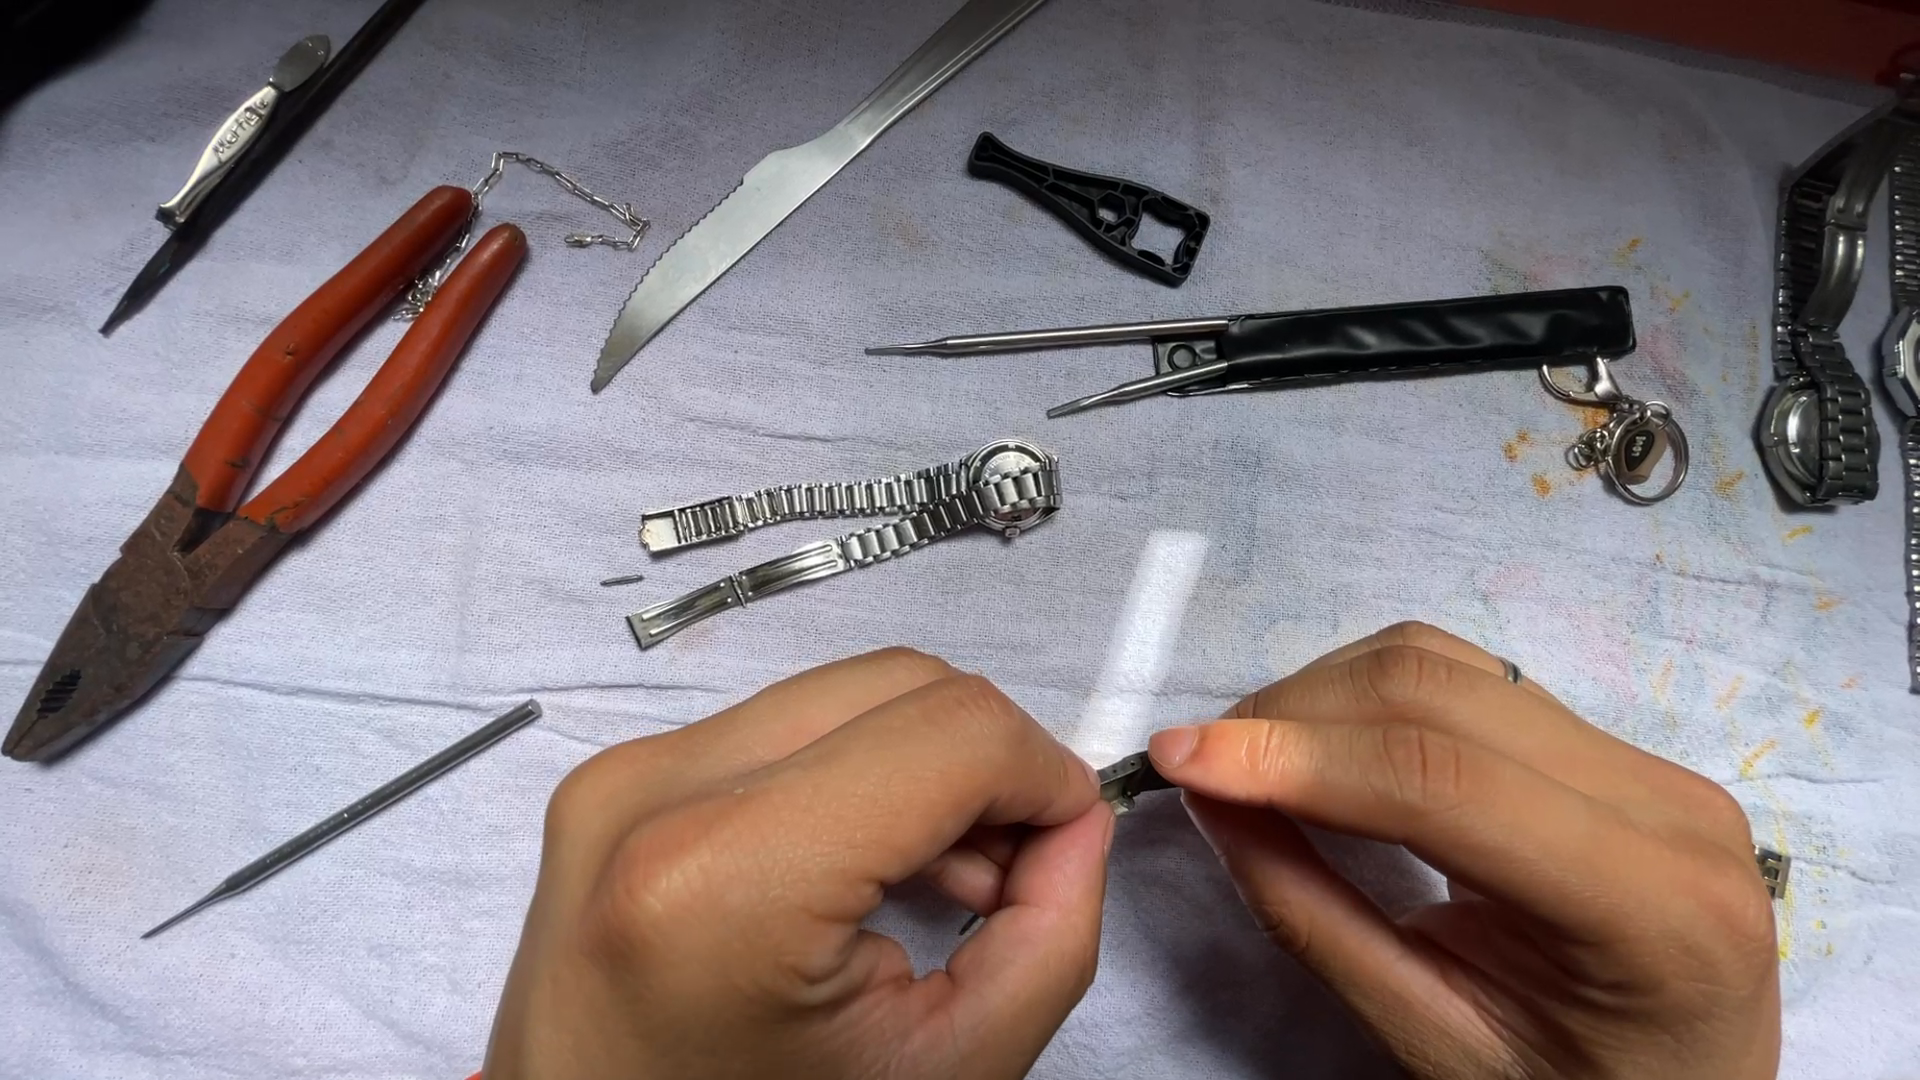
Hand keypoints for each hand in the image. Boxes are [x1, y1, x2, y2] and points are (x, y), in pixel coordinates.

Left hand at [481, 648, 1111, 1079]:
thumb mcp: (952, 1073)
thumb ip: (1051, 931)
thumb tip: (1075, 812)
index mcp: (726, 877)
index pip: (951, 731)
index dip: (1041, 768)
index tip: (1067, 829)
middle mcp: (660, 789)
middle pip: (903, 685)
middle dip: (988, 757)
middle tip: (1010, 853)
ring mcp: (630, 769)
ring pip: (852, 689)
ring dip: (927, 759)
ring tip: (946, 865)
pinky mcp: (624, 770)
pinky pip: (794, 718)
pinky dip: (864, 763)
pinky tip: (878, 851)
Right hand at [1148, 622, 1779, 1079]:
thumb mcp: (1419, 1035)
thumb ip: (1302, 910)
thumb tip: (1208, 793)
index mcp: (1648, 908)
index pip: (1436, 782)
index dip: (1291, 755)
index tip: (1179, 755)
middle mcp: (1661, 802)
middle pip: (1426, 694)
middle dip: (1287, 713)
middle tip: (1206, 759)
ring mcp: (1637, 754)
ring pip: (1431, 659)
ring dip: (1314, 690)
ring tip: (1257, 749)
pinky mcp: (1595, 733)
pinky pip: (1450, 665)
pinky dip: (1356, 683)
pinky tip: (1324, 734)